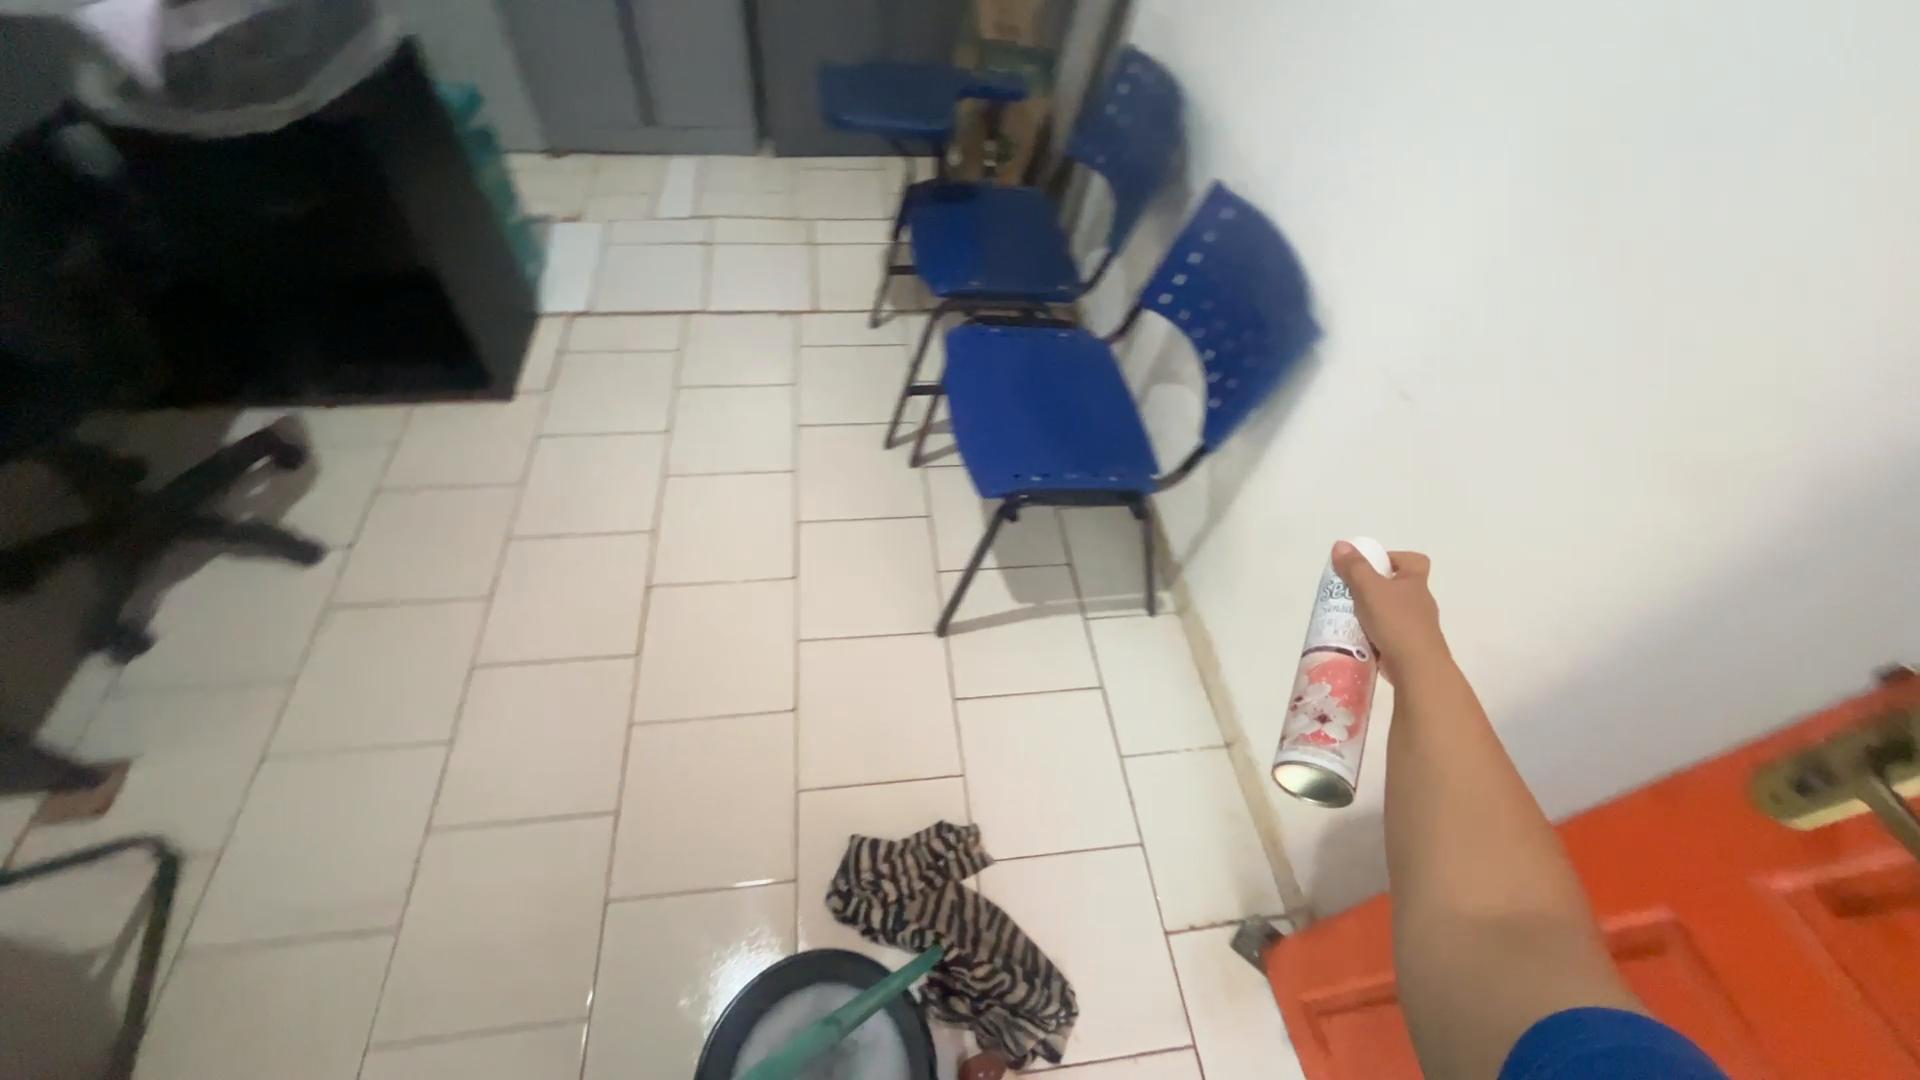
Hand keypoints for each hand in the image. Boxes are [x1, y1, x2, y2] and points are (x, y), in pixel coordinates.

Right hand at [1330, 542, 1450, 683]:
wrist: (1416, 668)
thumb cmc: (1396, 622)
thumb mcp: (1369, 590)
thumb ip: (1354, 568)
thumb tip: (1341, 544)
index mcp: (1415, 583)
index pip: (1414, 561)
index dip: (1394, 558)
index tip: (1371, 565)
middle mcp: (1420, 602)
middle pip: (1398, 586)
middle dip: (1374, 587)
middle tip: (1350, 592)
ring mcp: (1416, 626)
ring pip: (1392, 611)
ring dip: (1371, 611)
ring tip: (1347, 616)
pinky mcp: (1408, 646)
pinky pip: (1388, 632)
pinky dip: (1373, 633)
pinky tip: (1356, 638)